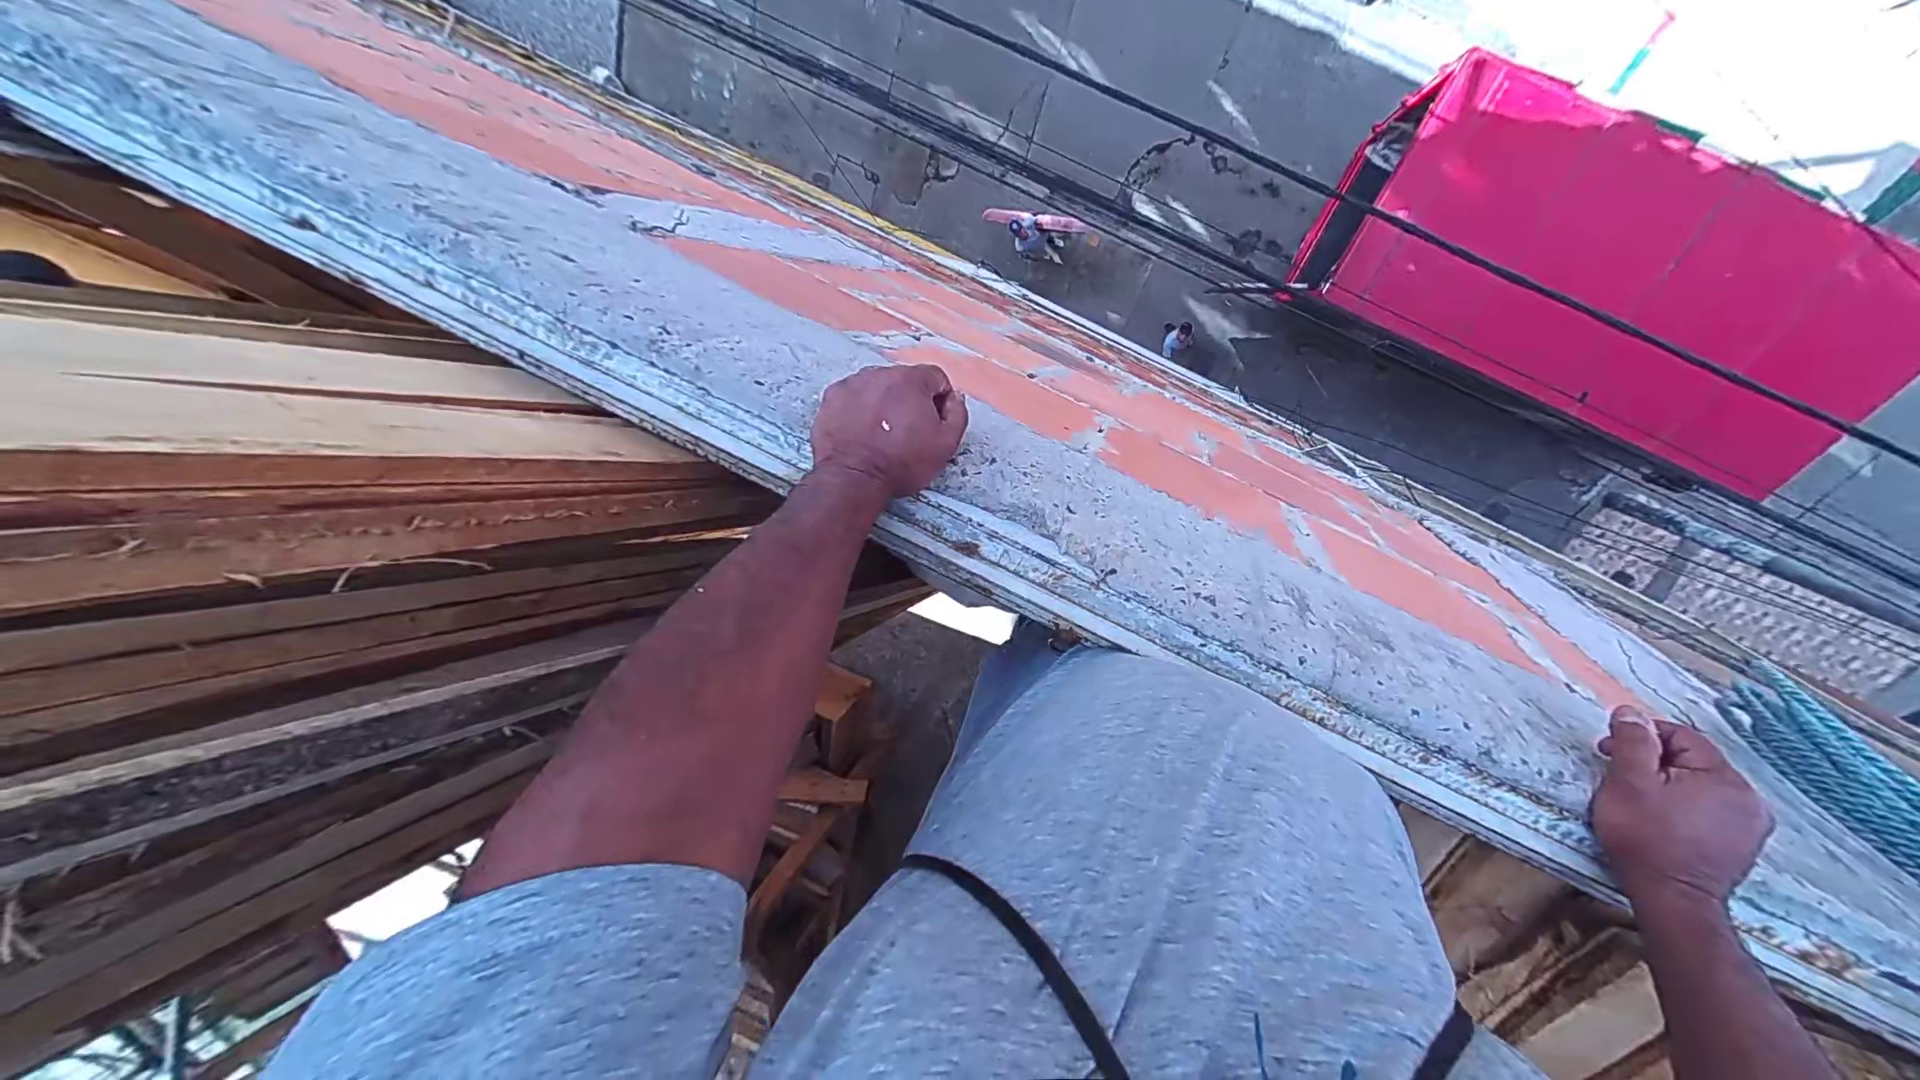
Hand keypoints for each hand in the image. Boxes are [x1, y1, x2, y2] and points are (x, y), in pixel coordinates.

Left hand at [811, 365, 967, 498]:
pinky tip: (861, 431)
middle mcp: (881, 373)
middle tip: (906, 432)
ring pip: (878, 386)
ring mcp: (853, 383)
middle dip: (909, 401)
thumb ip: (958, 414)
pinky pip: (853, 396)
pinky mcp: (832, 396)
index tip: (932, 421)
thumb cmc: (901, 464)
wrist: (853, 478)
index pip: (936, 377)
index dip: (939, 400)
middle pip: (905, 380)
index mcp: (912, 380)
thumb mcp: (946, 444)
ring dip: (883, 403)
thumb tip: (954, 398)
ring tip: (881, 433)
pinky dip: (859, 409)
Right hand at [1590, 705, 1773, 907]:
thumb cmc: (1644, 834)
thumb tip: (1631, 711)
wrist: (1671, 895)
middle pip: (1692, 759)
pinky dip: (1681, 802)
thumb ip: (1633, 742)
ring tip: (1635, 795)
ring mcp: (1750, 824)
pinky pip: (1708, 806)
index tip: (1609, 749)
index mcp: (1726, 780)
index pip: (1682, 736)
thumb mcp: (1628, 781)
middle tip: (1615, 771)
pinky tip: (1660, 815)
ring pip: (1699, 783)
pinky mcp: (1741, 843)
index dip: (1642, 735)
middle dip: (1651, 759)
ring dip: (1665, 780)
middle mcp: (1749, 799)